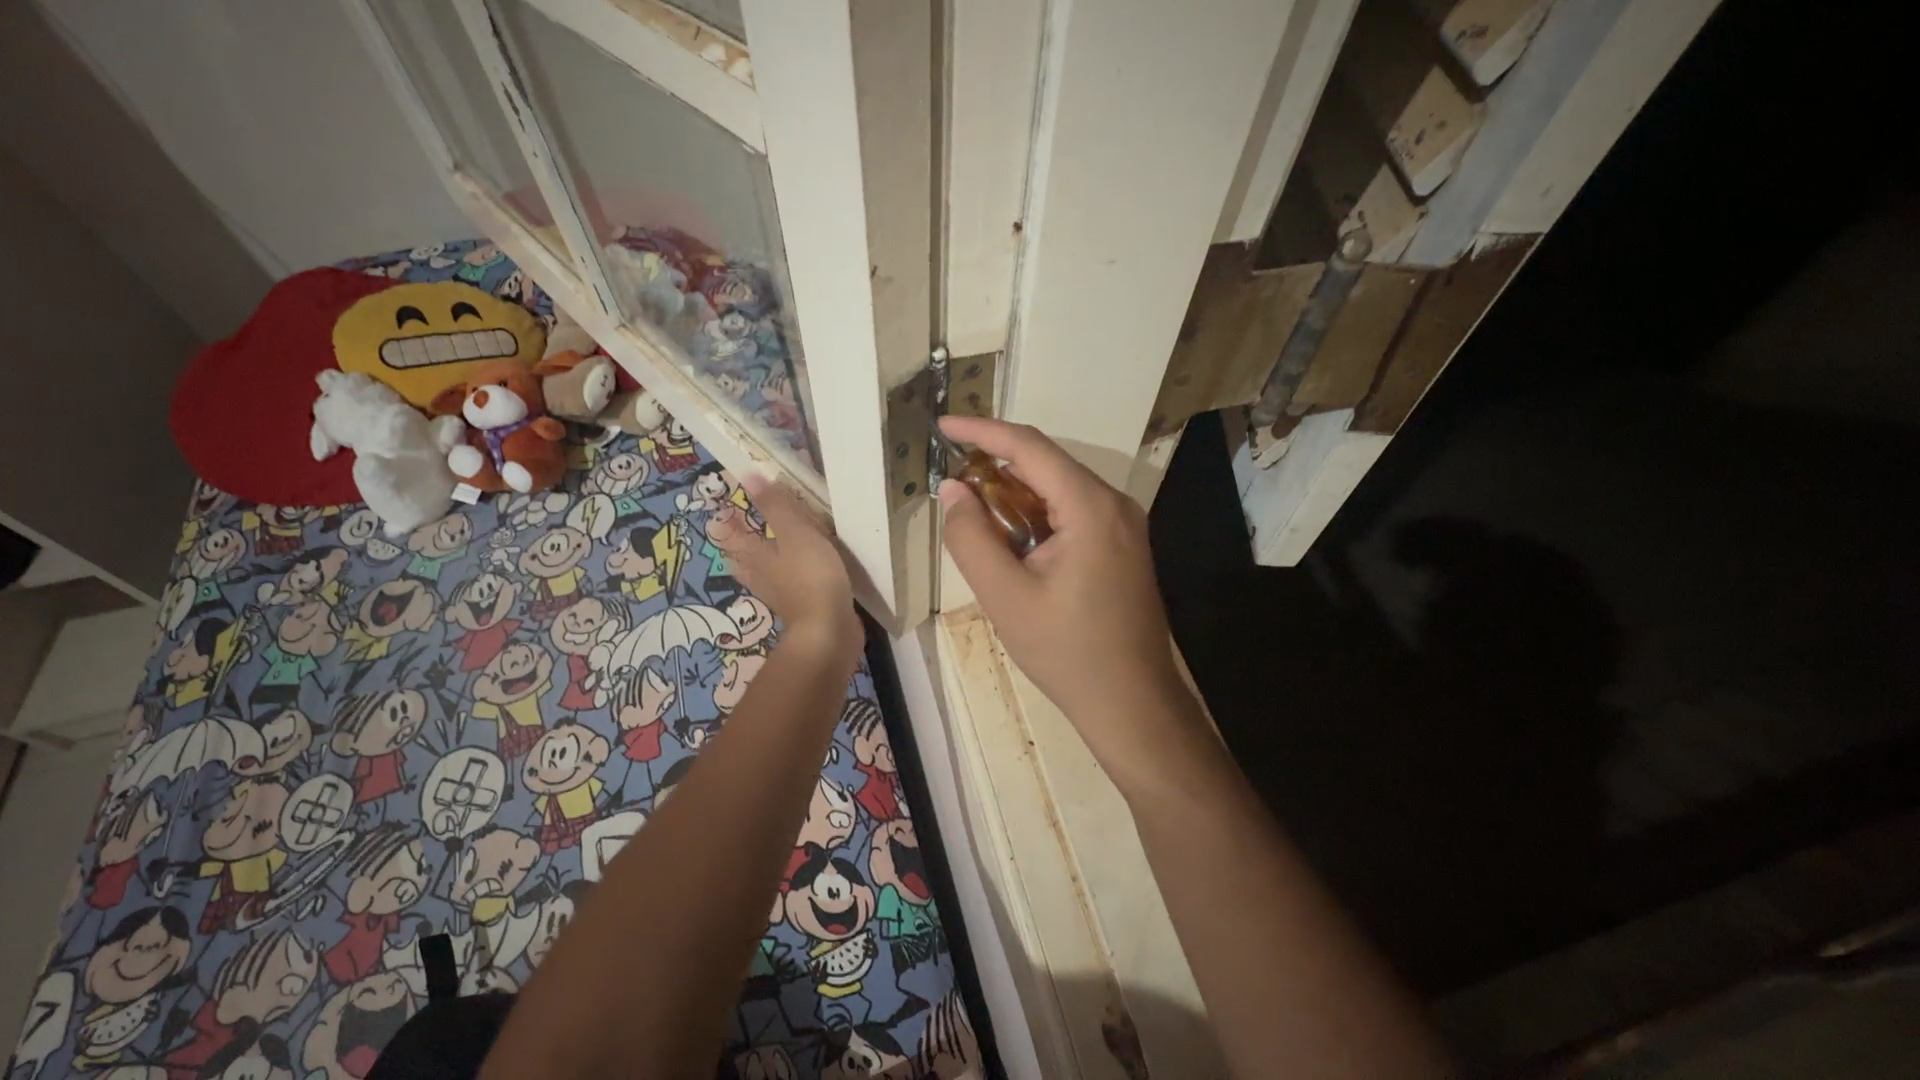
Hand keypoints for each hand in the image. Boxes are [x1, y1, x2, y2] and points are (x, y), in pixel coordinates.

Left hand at [722, 478, 861, 662]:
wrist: (829, 632)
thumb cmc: (810, 577)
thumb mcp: (795, 533)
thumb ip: (776, 505)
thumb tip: (748, 475)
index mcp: (755, 555)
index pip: (733, 533)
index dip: (728, 518)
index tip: (725, 505)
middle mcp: (762, 575)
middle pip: (743, 556)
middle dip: (740, 542)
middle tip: (741, 527)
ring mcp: (781, 594)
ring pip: (765, 571)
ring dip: (763, 559)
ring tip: (769, 548)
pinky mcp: (802, 607)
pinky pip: (789, 585)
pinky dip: (789, 575)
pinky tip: (801, 572)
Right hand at [938, 416, 1196, 782]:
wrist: (1132, 701)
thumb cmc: (1067, 651)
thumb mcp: (1006, 597)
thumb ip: (972, 538)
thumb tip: (953, 490)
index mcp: (1091, 507)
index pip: (1030, 448)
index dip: (983, 431)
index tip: (942, 425)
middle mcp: (1114, 504)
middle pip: (1048, 464)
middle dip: (996, 464)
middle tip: (951, 479)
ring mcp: (1124, 526)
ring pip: (1060, 488)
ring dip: (1015, 492)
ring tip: (973, 510)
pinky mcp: (1122, 547)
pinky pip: (1073, 512)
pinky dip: (1037, 513)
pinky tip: (1011, 537)